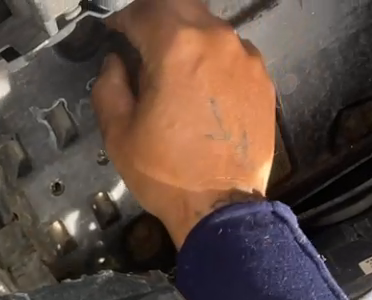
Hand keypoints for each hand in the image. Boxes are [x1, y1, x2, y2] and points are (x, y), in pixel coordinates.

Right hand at [92, 0, 276, 246]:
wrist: (221, 209)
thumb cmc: (166, 175)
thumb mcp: (119, 135)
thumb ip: (109, 87)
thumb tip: (116, 64)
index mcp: (176, 46)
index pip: (143, 12)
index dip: (123, 21)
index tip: (115, 35)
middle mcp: (216, 39)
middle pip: (181, 7)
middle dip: (157, 20)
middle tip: (143, 44)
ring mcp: (245, 58)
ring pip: (210, 30)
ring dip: (189, 41)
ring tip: (176, 73)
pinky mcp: (262, 80)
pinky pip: (233, 56)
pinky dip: (214, 63)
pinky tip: (204, 92)